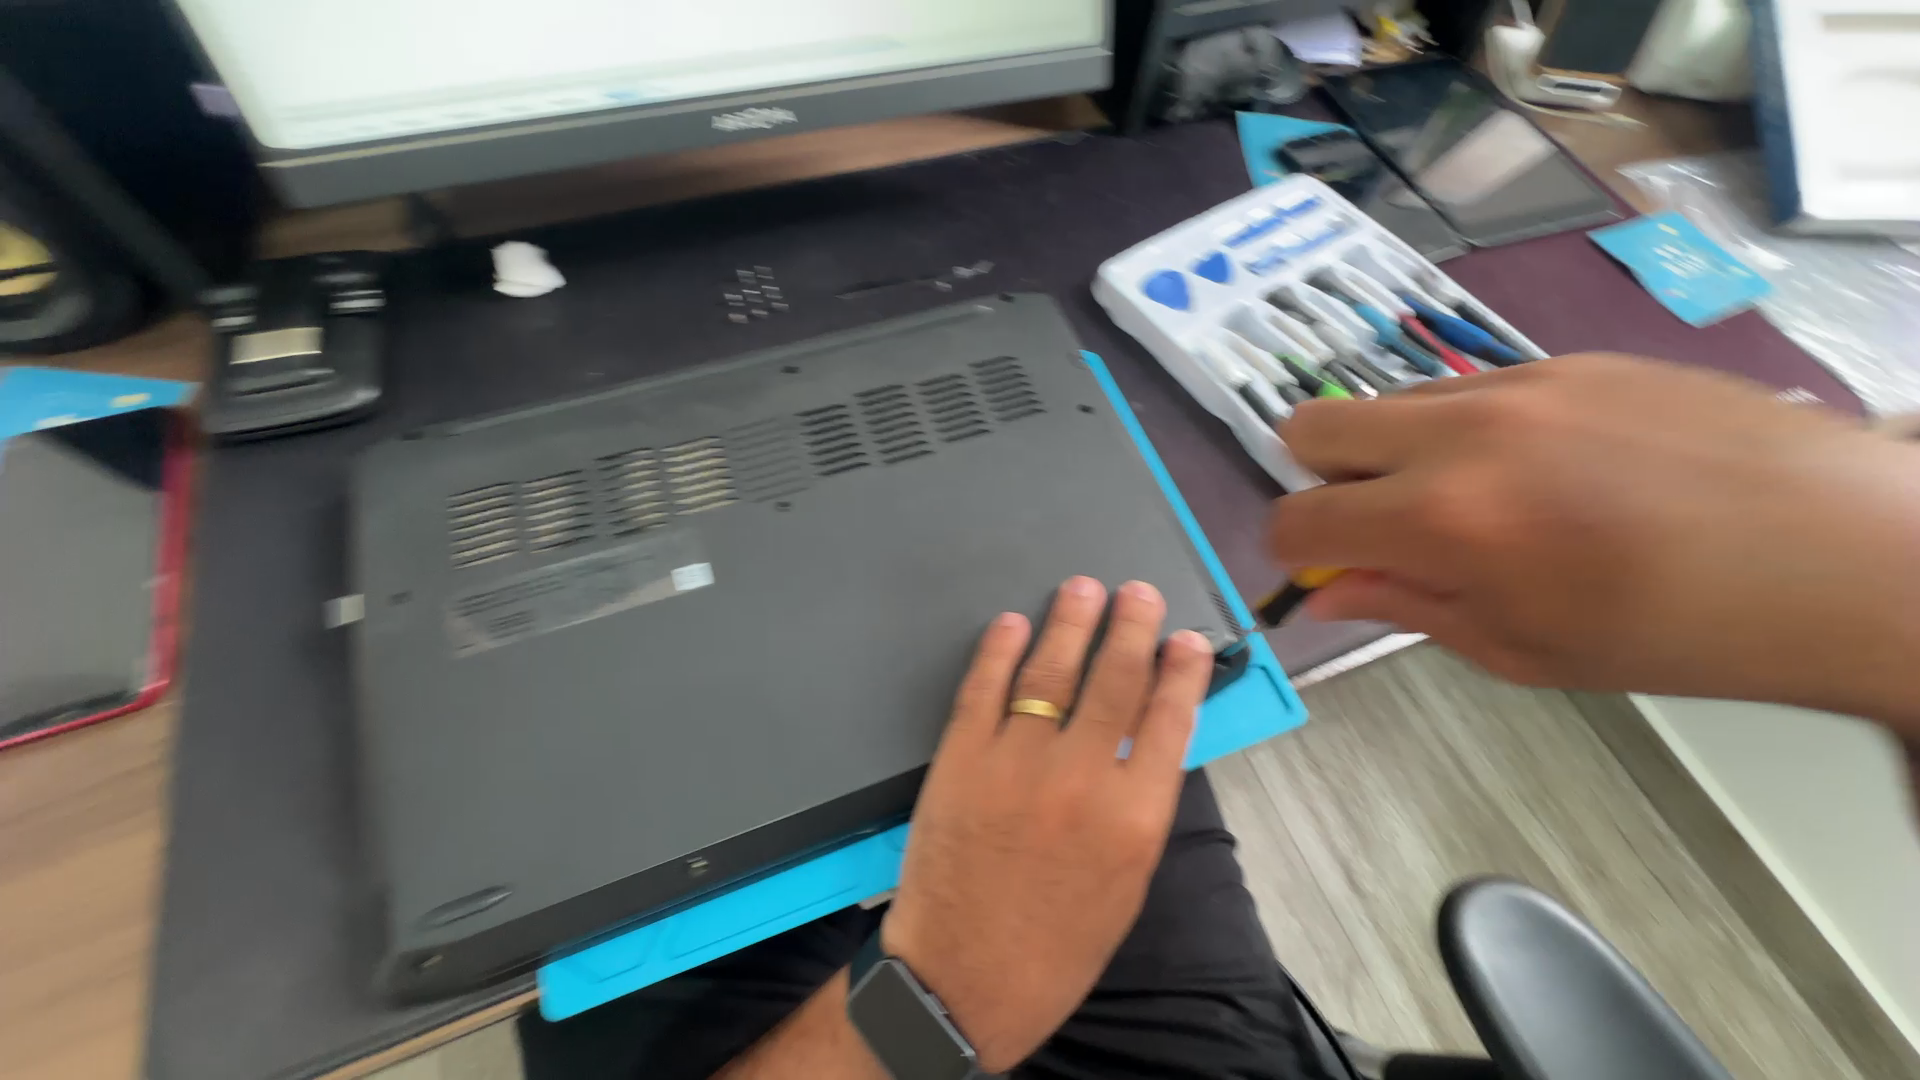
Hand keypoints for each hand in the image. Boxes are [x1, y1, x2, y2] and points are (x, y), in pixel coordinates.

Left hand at [879, 577, 1212, 1072]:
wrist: (964, 977)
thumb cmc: (1057, 943)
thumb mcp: (1125, 881)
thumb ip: (1139, 805)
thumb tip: (1149, 736)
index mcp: (1135, 817)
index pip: (1169, 719)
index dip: (1182, 671)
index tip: (1187, 639)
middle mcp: (1081, 779)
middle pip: (1114, 681)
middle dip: (1131, 628)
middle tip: (1138, 593)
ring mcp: (1016, 763)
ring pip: (1050, 672)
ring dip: (1070, 624)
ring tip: (1083, 588)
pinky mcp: (960, 760)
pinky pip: (983, 689)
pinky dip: (998, 650)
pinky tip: (1012, 623)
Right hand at [1268, 354, 1919, 731]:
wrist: (1853, 555)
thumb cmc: (1674, 631)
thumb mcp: (1518, 647)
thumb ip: (1402, 606)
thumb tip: (1325, 592)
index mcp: (1445, 519)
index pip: (1298, 518)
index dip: (1291, 549)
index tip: (1319, 566)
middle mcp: (1461, 434)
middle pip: (1311, 426)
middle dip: (1319, 479)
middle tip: (1377, 520)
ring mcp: (1517, 384)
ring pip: (1386, 403)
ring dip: (1393, 452)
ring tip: (1472, 497)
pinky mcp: (1568, 360)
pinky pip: (1466, 390)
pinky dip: (1463, 431)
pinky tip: (1540, 469)